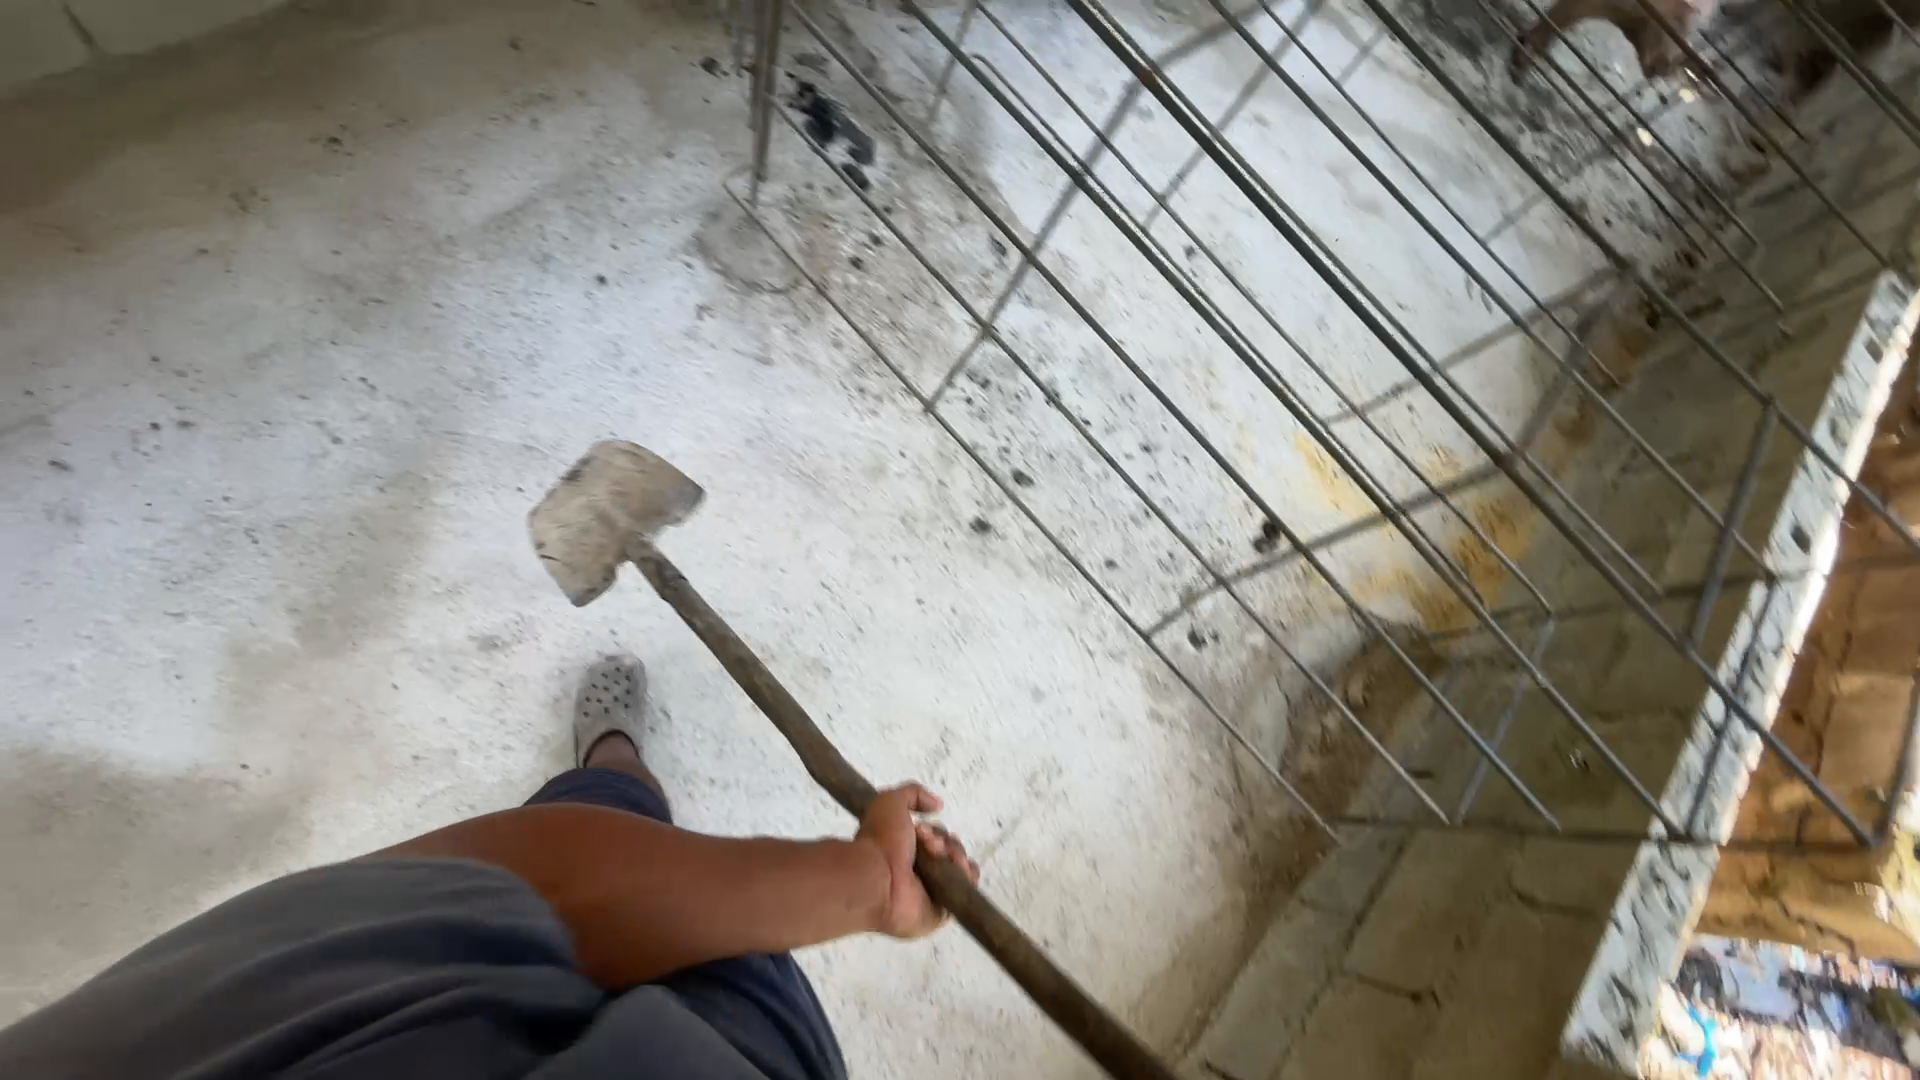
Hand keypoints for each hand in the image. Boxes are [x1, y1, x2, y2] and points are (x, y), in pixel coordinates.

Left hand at [856, 782, 979, 938]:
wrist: (875, 877)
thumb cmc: (880, 840)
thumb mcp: (890, 801)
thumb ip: (913, 793)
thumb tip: (938, 805)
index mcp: (907, 851)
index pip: (937, 839)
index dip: (938, 831)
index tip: (925, 830)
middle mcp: (921, 872)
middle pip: (951, 851)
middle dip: (947, 843)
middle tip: (930, 845)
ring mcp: (932, 893)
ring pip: (961, 868)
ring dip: (956, 856)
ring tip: (938, 856)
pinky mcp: (942, 912)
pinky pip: (964, 891)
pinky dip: (965, 877)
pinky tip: (955, 869)